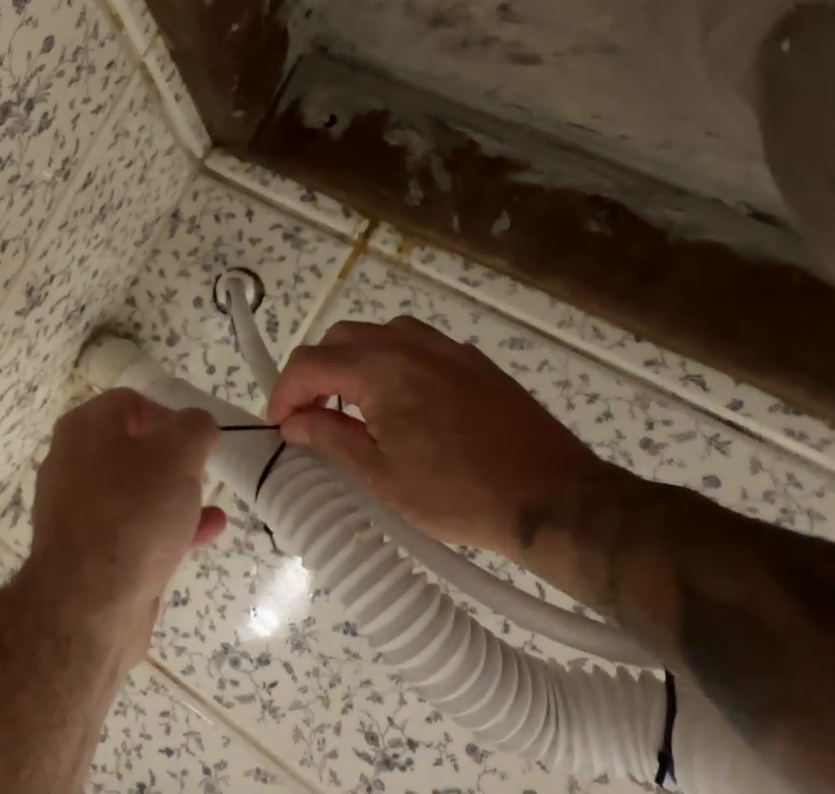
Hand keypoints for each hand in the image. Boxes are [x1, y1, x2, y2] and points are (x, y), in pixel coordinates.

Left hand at [24, 389, 228, 647]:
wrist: (89, 603)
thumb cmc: (133, 512)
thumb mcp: (177, 454)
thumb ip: (194, 428)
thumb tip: (196, 425)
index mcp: (84, 428)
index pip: (129, 402)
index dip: (168, 413)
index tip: (198, 438)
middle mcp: (72, 462)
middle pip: (131, 446)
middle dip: (172, 457)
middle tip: (202, 470)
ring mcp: (77, 509)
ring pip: (133, 489)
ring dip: (173, 492)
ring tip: (208, 500)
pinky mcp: (89, 550)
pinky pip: (133, 526)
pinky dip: (167, 525)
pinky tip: (206, 532)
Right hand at [265, 317, 627, 558]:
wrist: (556, 502)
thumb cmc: (459, 495)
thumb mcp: (381, 476)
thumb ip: (330, 438)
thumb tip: (293, 422)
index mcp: (381, 370)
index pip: (310, 364)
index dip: (284, 392)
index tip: (278, 424)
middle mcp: (410, 346)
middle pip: (341, 338)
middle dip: (315, 372)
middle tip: (310, 414)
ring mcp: (447, 349)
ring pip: (381, 333)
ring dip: (354, 360)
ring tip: (354, 402)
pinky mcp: (475, 363)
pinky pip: (418, 344)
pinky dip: (393, 361)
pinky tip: (403, 401)